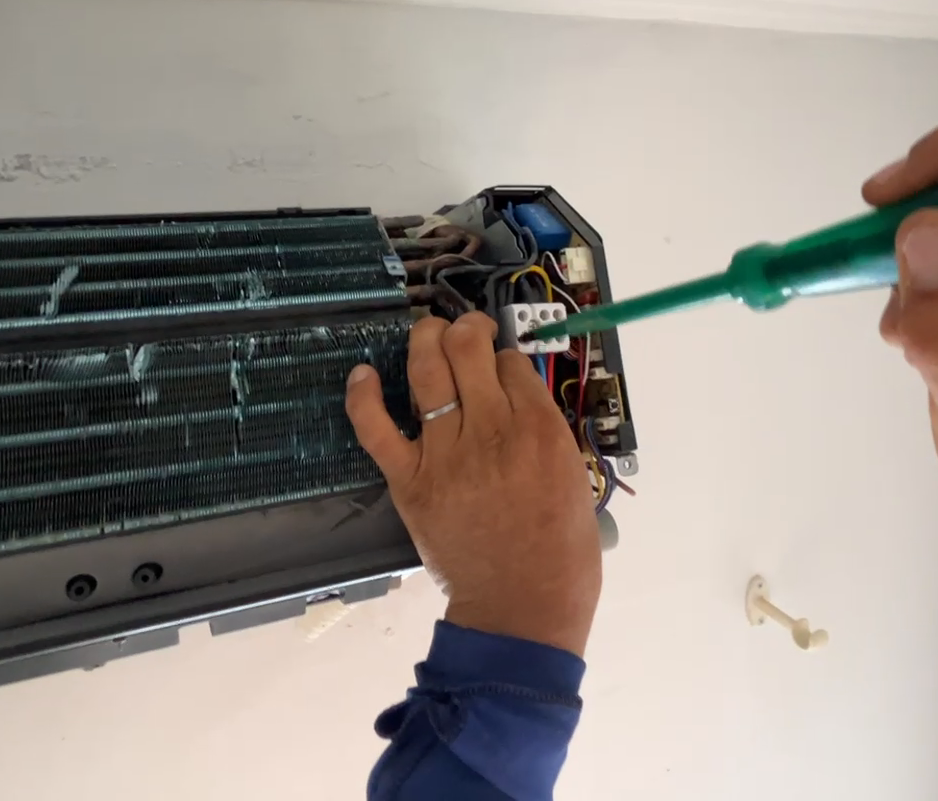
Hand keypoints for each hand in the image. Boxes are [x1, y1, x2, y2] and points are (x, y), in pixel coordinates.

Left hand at [344, 312, 602, 654]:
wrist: (521, 609)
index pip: (512, 361)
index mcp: (539, 430)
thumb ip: (545, 427)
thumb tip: (517, 390)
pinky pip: (377, 428)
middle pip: (468, 348)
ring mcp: (445, 454)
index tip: (501, 367)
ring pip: (426, 370)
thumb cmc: (560, 550)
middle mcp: (491, 431)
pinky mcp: (410, 481)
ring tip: (429, 333)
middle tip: (467, 332)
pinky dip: (364, 396)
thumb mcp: (574, 476)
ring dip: (425, 339)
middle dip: (467, 327)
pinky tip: (364, 373)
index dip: (505, 356)